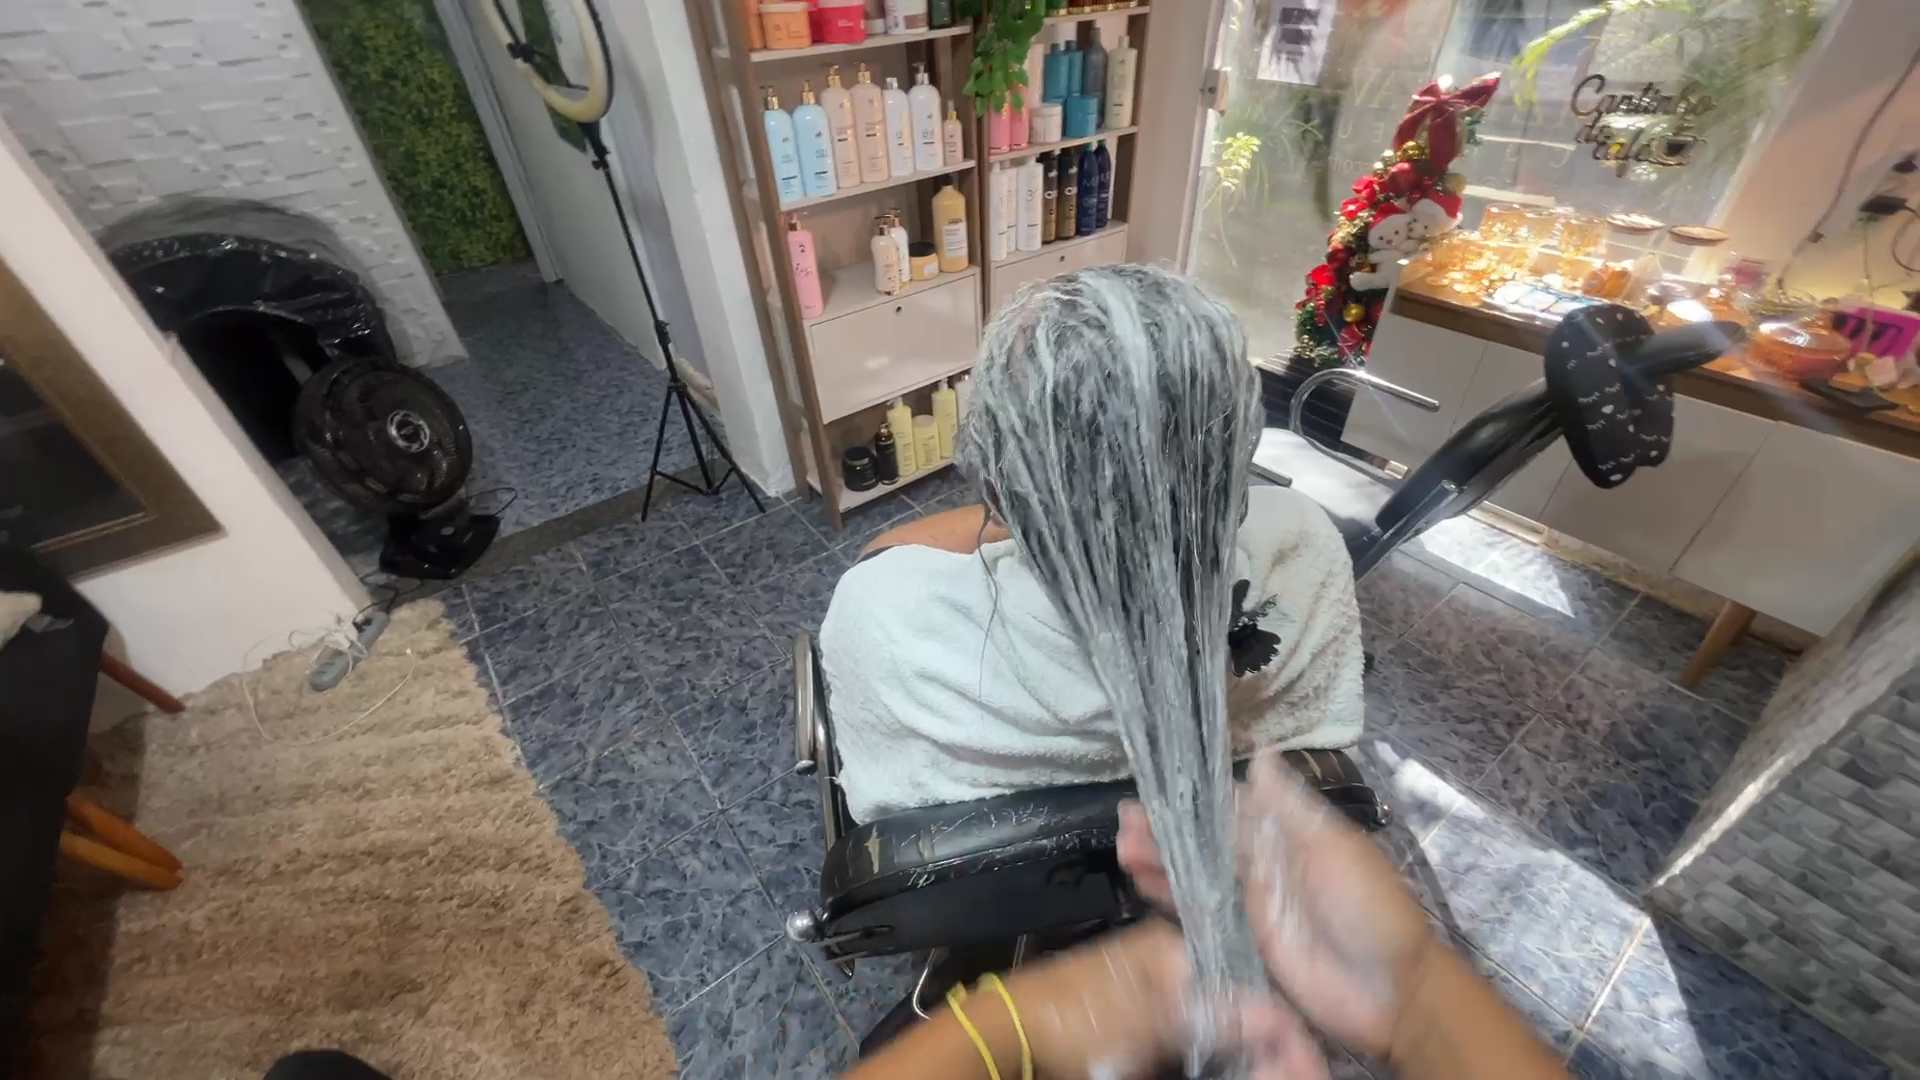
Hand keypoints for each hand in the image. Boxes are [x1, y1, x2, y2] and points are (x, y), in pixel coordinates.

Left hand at [1018, 919, 1331, 1079]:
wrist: (1018, 1034)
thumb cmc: (1081, 1016)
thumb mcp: (1150, 1018)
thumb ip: (1215, 1014)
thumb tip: (1282, 1018)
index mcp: (1171, 944)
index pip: (1242, 971)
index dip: (1277, 1015)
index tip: (1304, 1053)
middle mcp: (1171, 958)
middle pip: (1234, 994)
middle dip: (1265, 1032)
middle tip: (1296, 1065)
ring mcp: (1159, 987)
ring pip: (1218, 1015)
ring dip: (1244, 1043)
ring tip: (1279, 1065)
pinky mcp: (1148, 1016)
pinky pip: (1196, 1029)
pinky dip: (1215, 1047)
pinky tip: (1239, 1062)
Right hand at [1117, 750, 1440, 1058]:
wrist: (1394, 994)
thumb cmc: (1367, 908)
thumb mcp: (1334, 848)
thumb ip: (1291, 806)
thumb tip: (1262, 751)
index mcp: (1282, 835)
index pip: (1227, 808)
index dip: (1191, 798)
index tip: (1153, 788)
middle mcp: (1260, 863)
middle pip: (1201, 840)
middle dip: (1164, 828)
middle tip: (1124, 820)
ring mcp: (1248, 902)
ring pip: (1194, 873)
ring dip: (1159, 859)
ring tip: (1123, 848)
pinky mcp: (1241, 939)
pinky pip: (1198, 913)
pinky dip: (1169, 898)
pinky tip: (1140, 885)